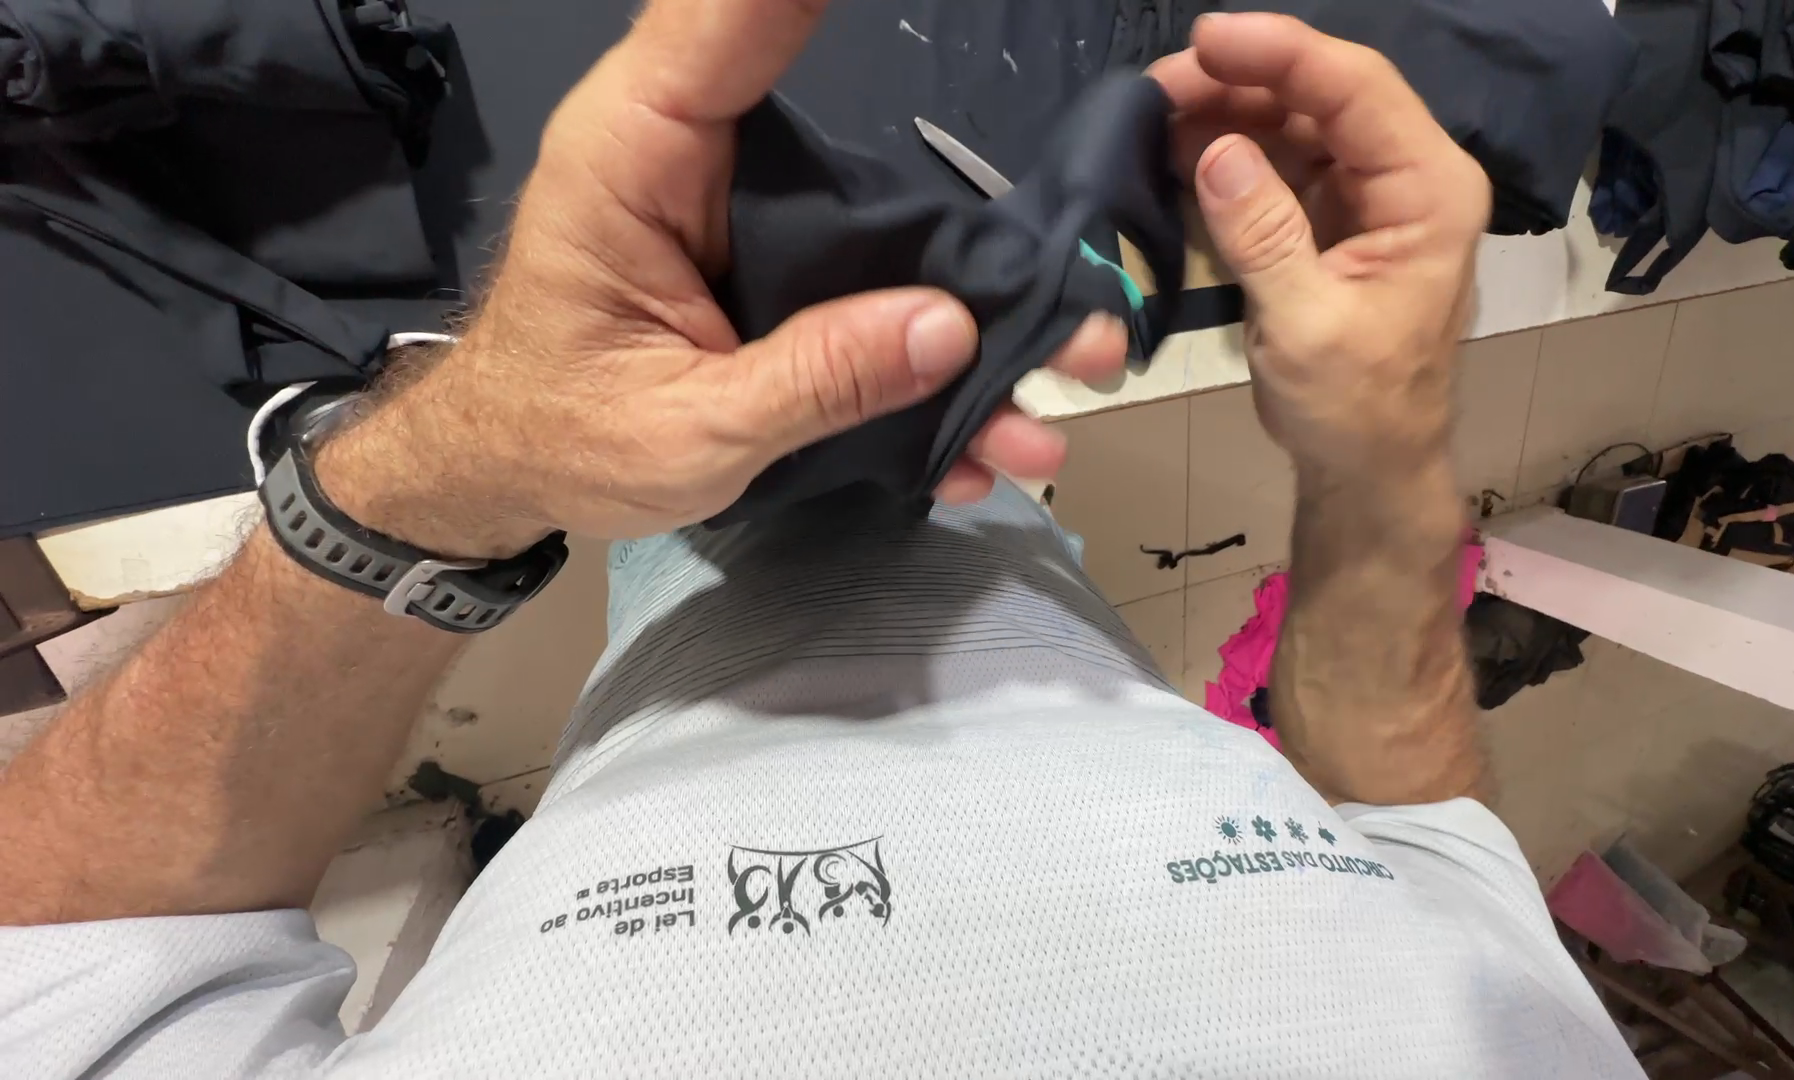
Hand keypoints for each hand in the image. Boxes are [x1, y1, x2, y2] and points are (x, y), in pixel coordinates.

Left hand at [318, 0, 1126, 558]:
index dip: (799, 3)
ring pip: (894, 275)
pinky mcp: (788, 307)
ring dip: (976, 355)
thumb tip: (948, 330)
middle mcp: (722, 183)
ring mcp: (767, 251)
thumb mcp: (688, 426)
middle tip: (1083, 327)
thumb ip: (812, 379)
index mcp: (644, 161)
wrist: (527, 476)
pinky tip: (966, 458)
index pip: (726, 26)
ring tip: (1039, 432)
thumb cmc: (565, 439)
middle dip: (980, 262)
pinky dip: (925, 398)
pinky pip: (876, 332)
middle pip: (872, 187)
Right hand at [1149, 14, 1489, 483]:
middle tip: (1160, 89)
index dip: (1280, 54)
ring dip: (1228, 121)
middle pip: (1321, 102)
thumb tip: (1213, 151)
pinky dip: (1229, 166)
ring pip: (1294, 134)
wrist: (1363, 459)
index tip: (1205, 40)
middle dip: (1241, 87)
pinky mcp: (1324, 231)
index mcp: (1425, 190)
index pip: (1355, 91)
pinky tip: (1183, 160)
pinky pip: (1276, 179)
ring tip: (1159, 119)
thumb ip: (1263, 235)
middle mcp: (1400, 180)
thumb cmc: (1351, 403)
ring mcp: (1360, 203)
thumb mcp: (1306, 323)